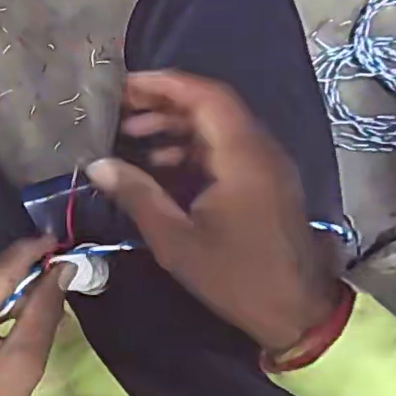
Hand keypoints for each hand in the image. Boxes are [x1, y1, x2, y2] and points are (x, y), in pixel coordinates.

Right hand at [86, 70, 343, 352]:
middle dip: (163, 103)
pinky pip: (225, 149)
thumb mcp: (176, 240)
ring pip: (217, 127)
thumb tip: (99, 165)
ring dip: (175, 126)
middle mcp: (259, 149)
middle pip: (210, 106)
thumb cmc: (235, 276)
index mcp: (241, 156)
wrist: (296, 311)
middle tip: (120, 110)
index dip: (163, 84)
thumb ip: (137, 196)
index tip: (124, 86)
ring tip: (132, 137)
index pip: (205, 96)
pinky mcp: (264, 181)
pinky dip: (191, 148)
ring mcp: (265, 164)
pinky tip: (159, 166)